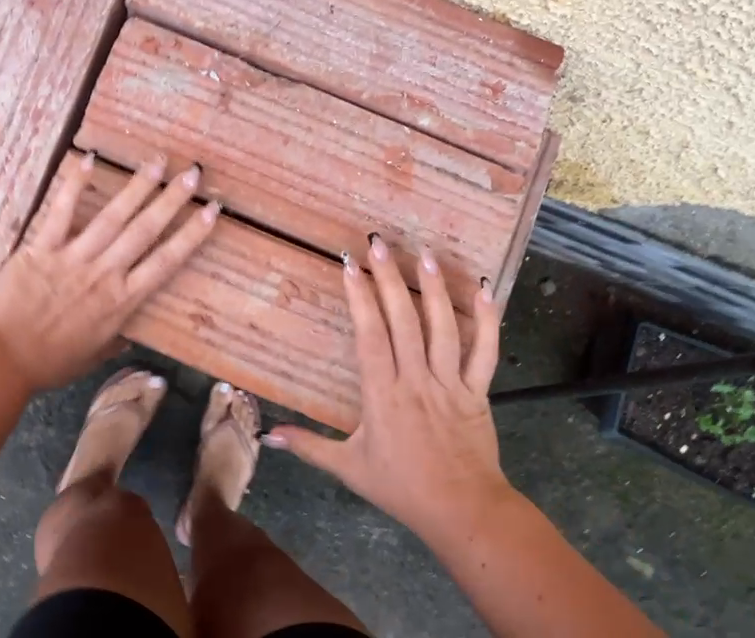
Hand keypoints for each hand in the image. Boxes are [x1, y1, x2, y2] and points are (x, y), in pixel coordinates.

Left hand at [0, 152, 218, 390]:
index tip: (212, 212)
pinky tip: (88, 159)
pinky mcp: (42, 248)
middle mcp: (105, 274)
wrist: (2, 361)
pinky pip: (60, 211)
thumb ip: (113, 342)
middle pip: (145, 231)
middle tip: (192, 174)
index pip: (166, 262)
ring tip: (157, 162)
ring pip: (112, 217)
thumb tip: (129, 338)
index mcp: (122, 302)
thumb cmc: (49, 364)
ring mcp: (73, 258)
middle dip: (171, 200)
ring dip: (137, 188)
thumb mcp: (92, 357)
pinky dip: (74, 185)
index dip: (192, 235)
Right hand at [266, 236, 514, 546]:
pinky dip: (487, 320)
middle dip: (390, 279)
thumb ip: (308, 447)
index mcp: (383, 394)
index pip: (370, 336)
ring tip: (424, 254)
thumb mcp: (349, 468)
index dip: (360, 298)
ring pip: (443, 328)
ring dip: (433, 289)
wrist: (464, 512)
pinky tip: (484, 289)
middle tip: (379, 243)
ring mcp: (450, 383)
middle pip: (403, 321)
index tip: (350, 265)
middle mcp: (416, 380)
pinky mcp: (478, 391)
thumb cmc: (402, 488)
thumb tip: (267, 438)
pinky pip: (484, 351)